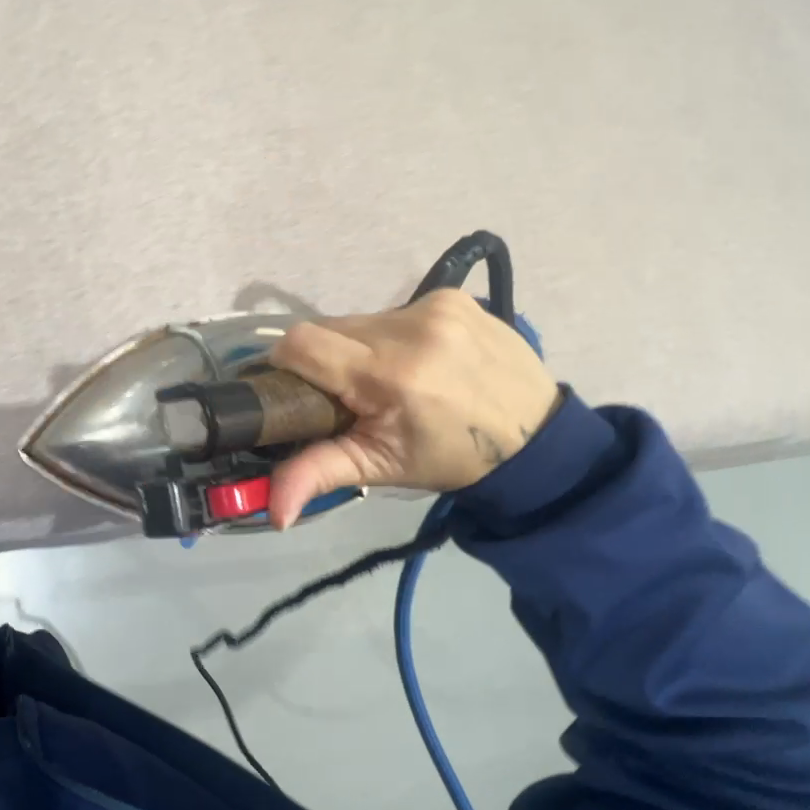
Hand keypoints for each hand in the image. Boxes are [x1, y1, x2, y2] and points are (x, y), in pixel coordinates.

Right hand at [267, 289, 560, 526]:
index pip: (299, 344)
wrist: (536, 438)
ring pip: (358, 319)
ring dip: (357, 347)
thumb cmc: (450, 458)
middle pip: (326, 330)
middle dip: (325, 361)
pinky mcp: (452, 295)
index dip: (284, 364)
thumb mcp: (379, 468)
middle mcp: (408, 329)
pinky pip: (392, 310)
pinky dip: (391, 334)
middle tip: (348, 394)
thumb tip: (273, 514)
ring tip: (385, 378)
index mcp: (387, 375)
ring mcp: (434, 306)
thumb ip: (317, 475)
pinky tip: (416, 359)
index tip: (296, 389)